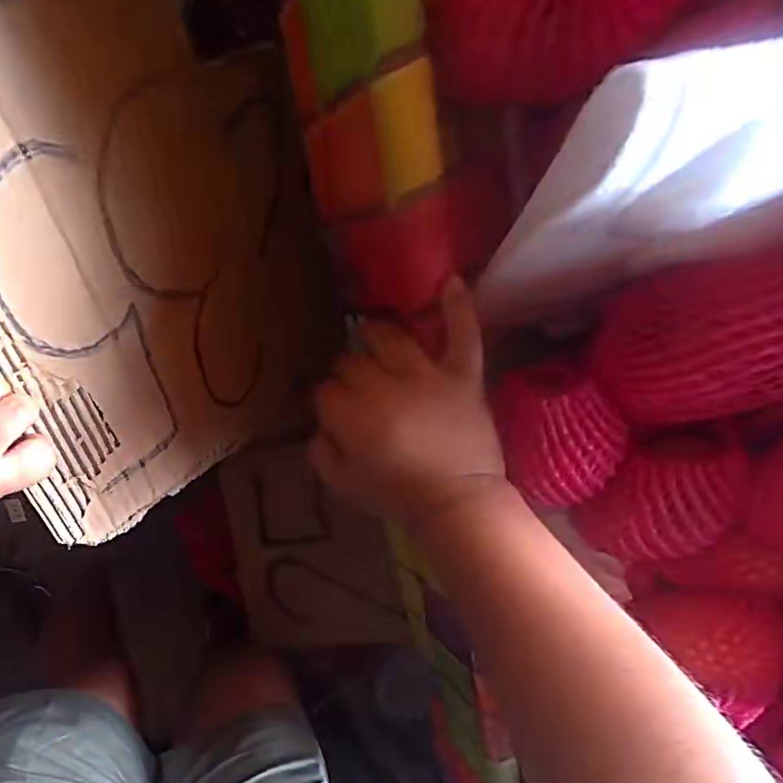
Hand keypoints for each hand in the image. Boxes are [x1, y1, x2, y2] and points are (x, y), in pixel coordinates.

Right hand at [309, 278, 507, 526]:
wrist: (457, 500)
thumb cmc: (394, 495)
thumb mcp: (340, 484)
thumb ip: (320, 450)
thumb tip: (322, 424)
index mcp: (352, 415)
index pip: (324, 390)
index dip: (326, 400)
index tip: (334, 413)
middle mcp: (384, 387)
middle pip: (352, 361)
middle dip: (347, 372)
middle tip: (355, 388)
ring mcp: (426, 376)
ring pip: (392, 338)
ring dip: (375, 334)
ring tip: (370, 335)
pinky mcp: (462, 375)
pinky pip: (462, 333)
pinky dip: (458, 307)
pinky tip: (449, 282)